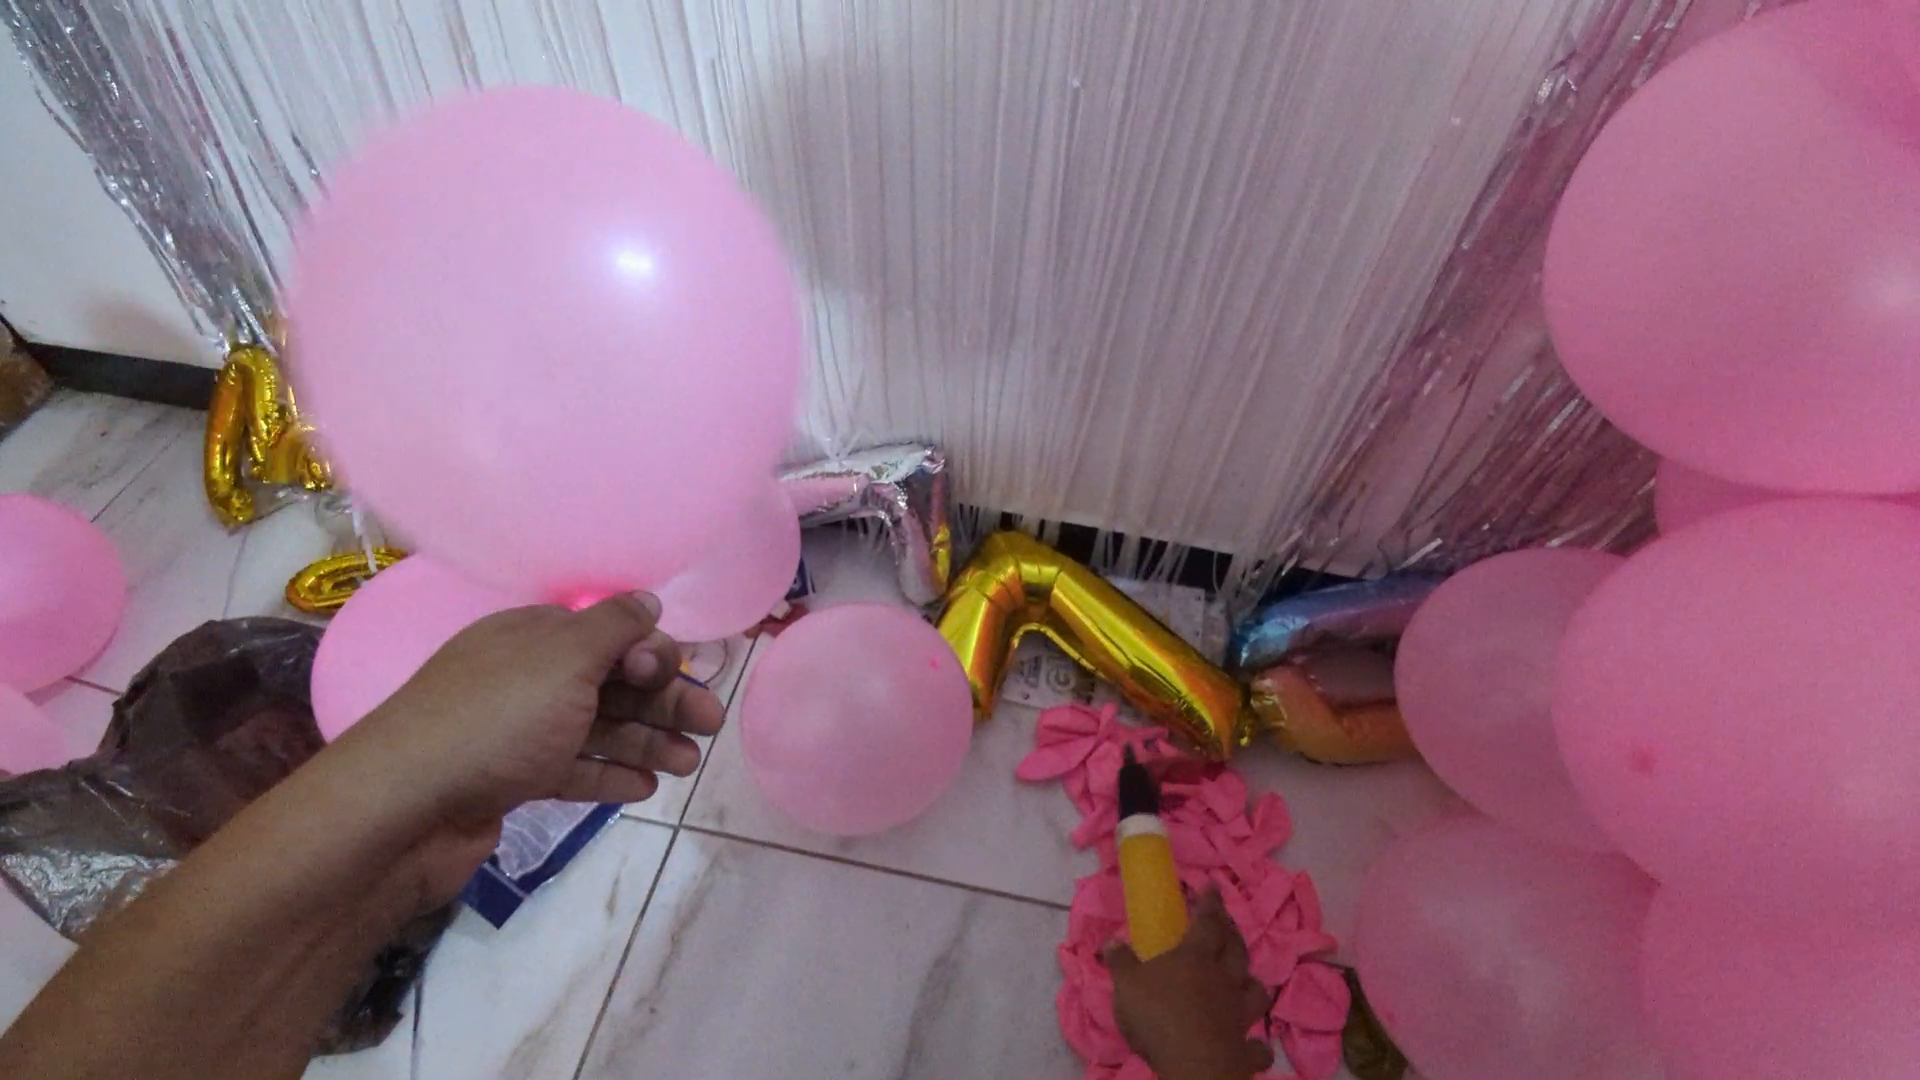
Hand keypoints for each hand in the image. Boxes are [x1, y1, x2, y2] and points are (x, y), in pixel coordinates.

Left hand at [328, 593, 723, 900]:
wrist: (397, 812)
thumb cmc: (494, 719)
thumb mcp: (563, 657)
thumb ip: (615, 625)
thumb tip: (649, 598)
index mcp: (535, 638)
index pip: (610, 635)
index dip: (650, 653)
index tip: (672, 674)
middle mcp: (528, 677)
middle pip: (614, 683)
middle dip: (664, 702)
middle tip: (711, 726)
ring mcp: (518, 731)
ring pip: (600, 728)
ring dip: (648, 742)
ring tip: (689, 765)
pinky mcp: (511, 780)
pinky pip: (573, 769)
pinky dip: (610, 774)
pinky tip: (646, 788)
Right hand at [1106, 892, 1275, 1079]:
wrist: (1194, 1068)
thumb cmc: (1159, 1017)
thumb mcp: (1127, 985)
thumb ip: (1121, 962)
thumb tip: (1111, 941)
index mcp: (1196, 957)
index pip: (1208, 921)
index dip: (1211, 902)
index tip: (1213, 885)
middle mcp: (1223, 980)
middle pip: (1236, 949)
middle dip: (1232, 932)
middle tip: (1227, 922)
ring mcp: (1238, 1014)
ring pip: (1256, 991)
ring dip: (1252, 981)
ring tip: (1246, 977)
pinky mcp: (1245, 1048)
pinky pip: (1258, 1044)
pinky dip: (1258, 1042)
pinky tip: (1255, 1041)